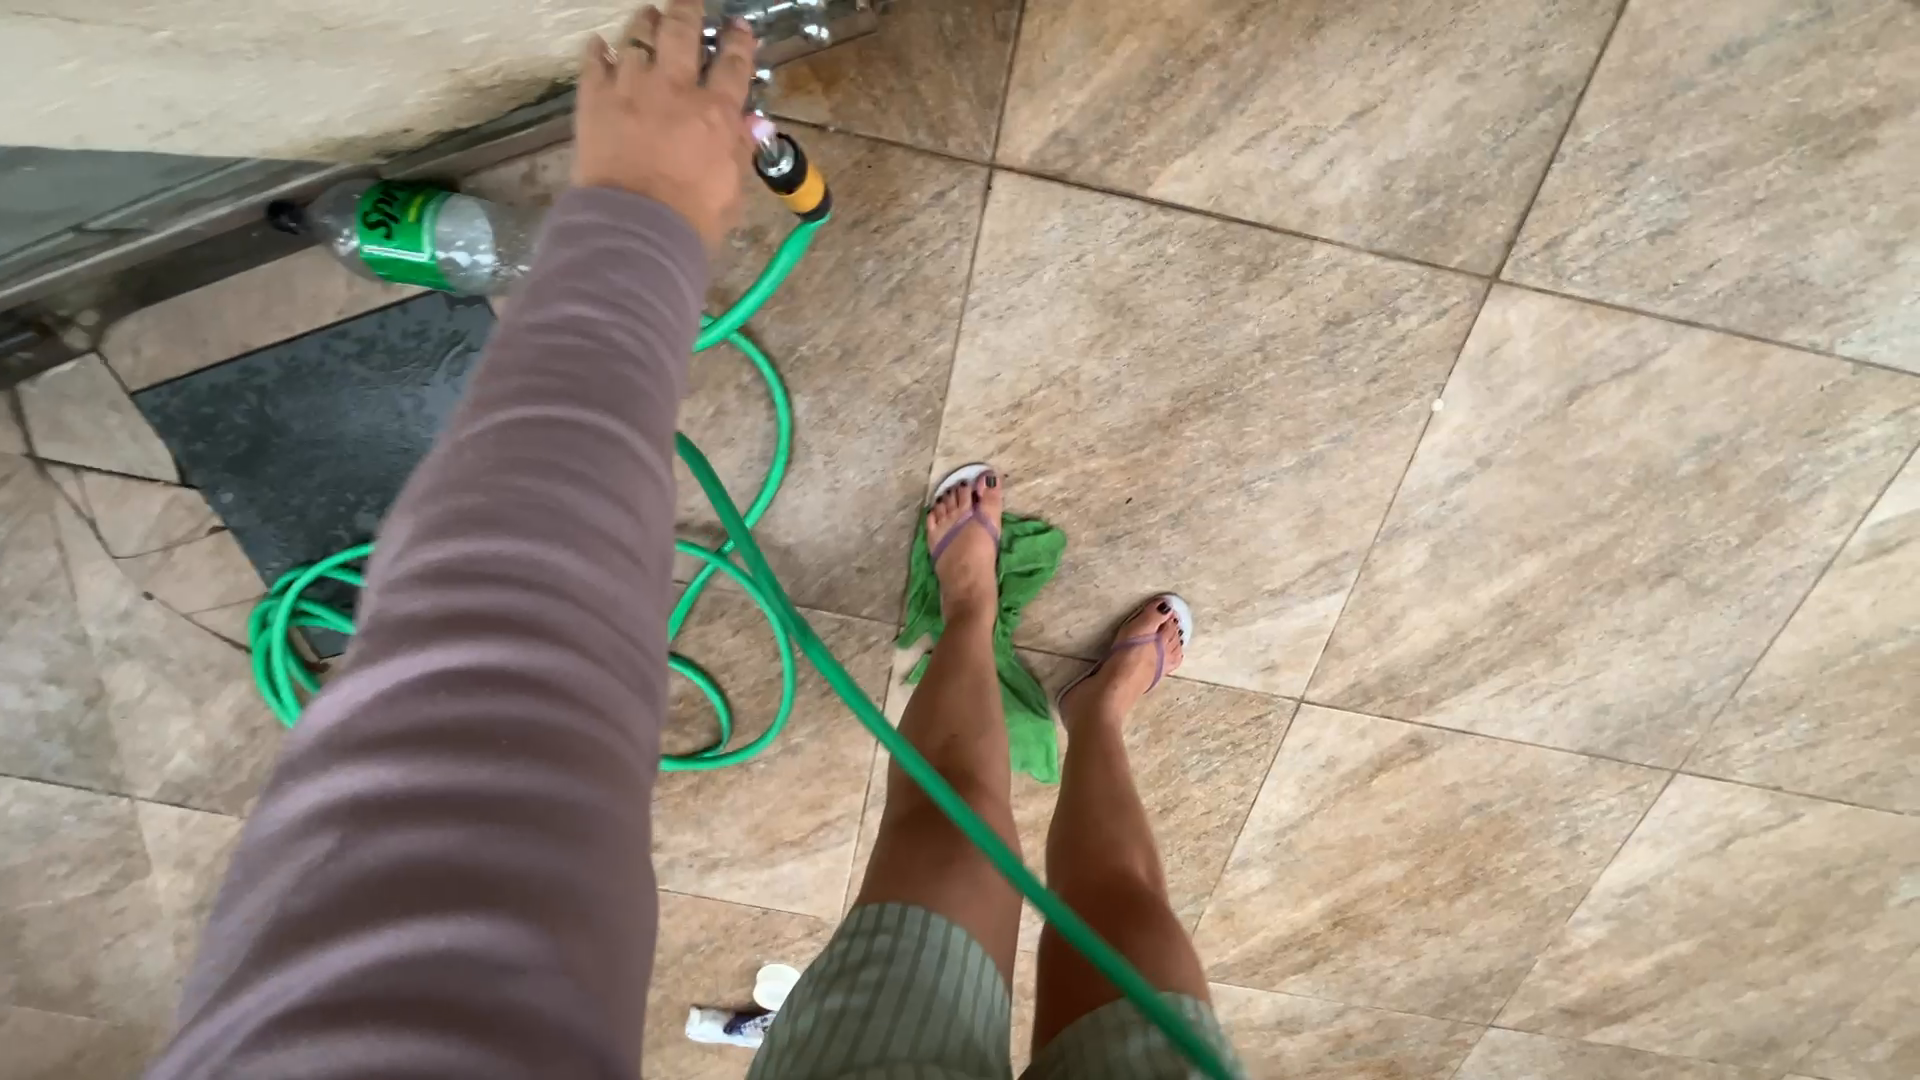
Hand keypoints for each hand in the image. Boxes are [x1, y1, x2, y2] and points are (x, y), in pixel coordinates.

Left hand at [573, 0, 757, 248]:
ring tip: (649, 15)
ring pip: (638, 36)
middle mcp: (675, 88)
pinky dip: (600, 51)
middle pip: (682, 32)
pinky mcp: (594, 97)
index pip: (733, 67)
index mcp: (716, 114)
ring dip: (646, 22)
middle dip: (688, 10)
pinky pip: (595, 60)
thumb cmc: (695, 219)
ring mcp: (631, 87)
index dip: (738, 43)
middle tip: (689, 1)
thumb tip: (756, 124)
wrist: (638, 226)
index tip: (739, 28)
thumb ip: (741, 152)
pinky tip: (602, 46)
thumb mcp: (732, 192)